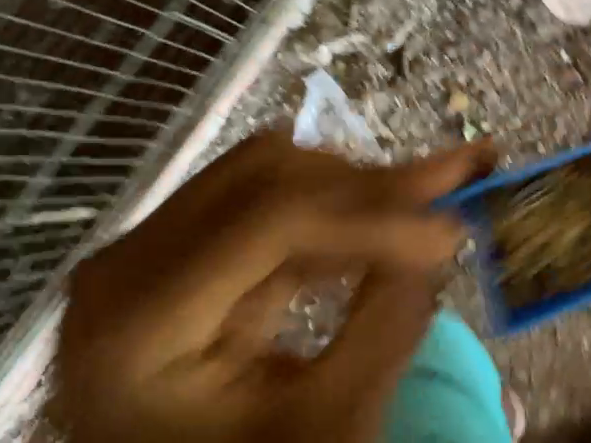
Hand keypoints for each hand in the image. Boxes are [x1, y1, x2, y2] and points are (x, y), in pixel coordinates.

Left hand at [53, 132, 493, 442]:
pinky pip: (263, 201)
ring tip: (436, 190)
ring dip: (359, 186)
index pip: (268, 219)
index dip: (371, 213)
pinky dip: (333, 208)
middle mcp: (127, 264)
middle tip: (463, 174)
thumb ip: (382, 331)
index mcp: (138, 320)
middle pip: (266, 178)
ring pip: (269, 173)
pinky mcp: (177, 251)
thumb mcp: (321, 430)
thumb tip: (438, 237)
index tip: (452, 229)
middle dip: (374, 185)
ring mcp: (147, 251)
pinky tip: (388, 214)